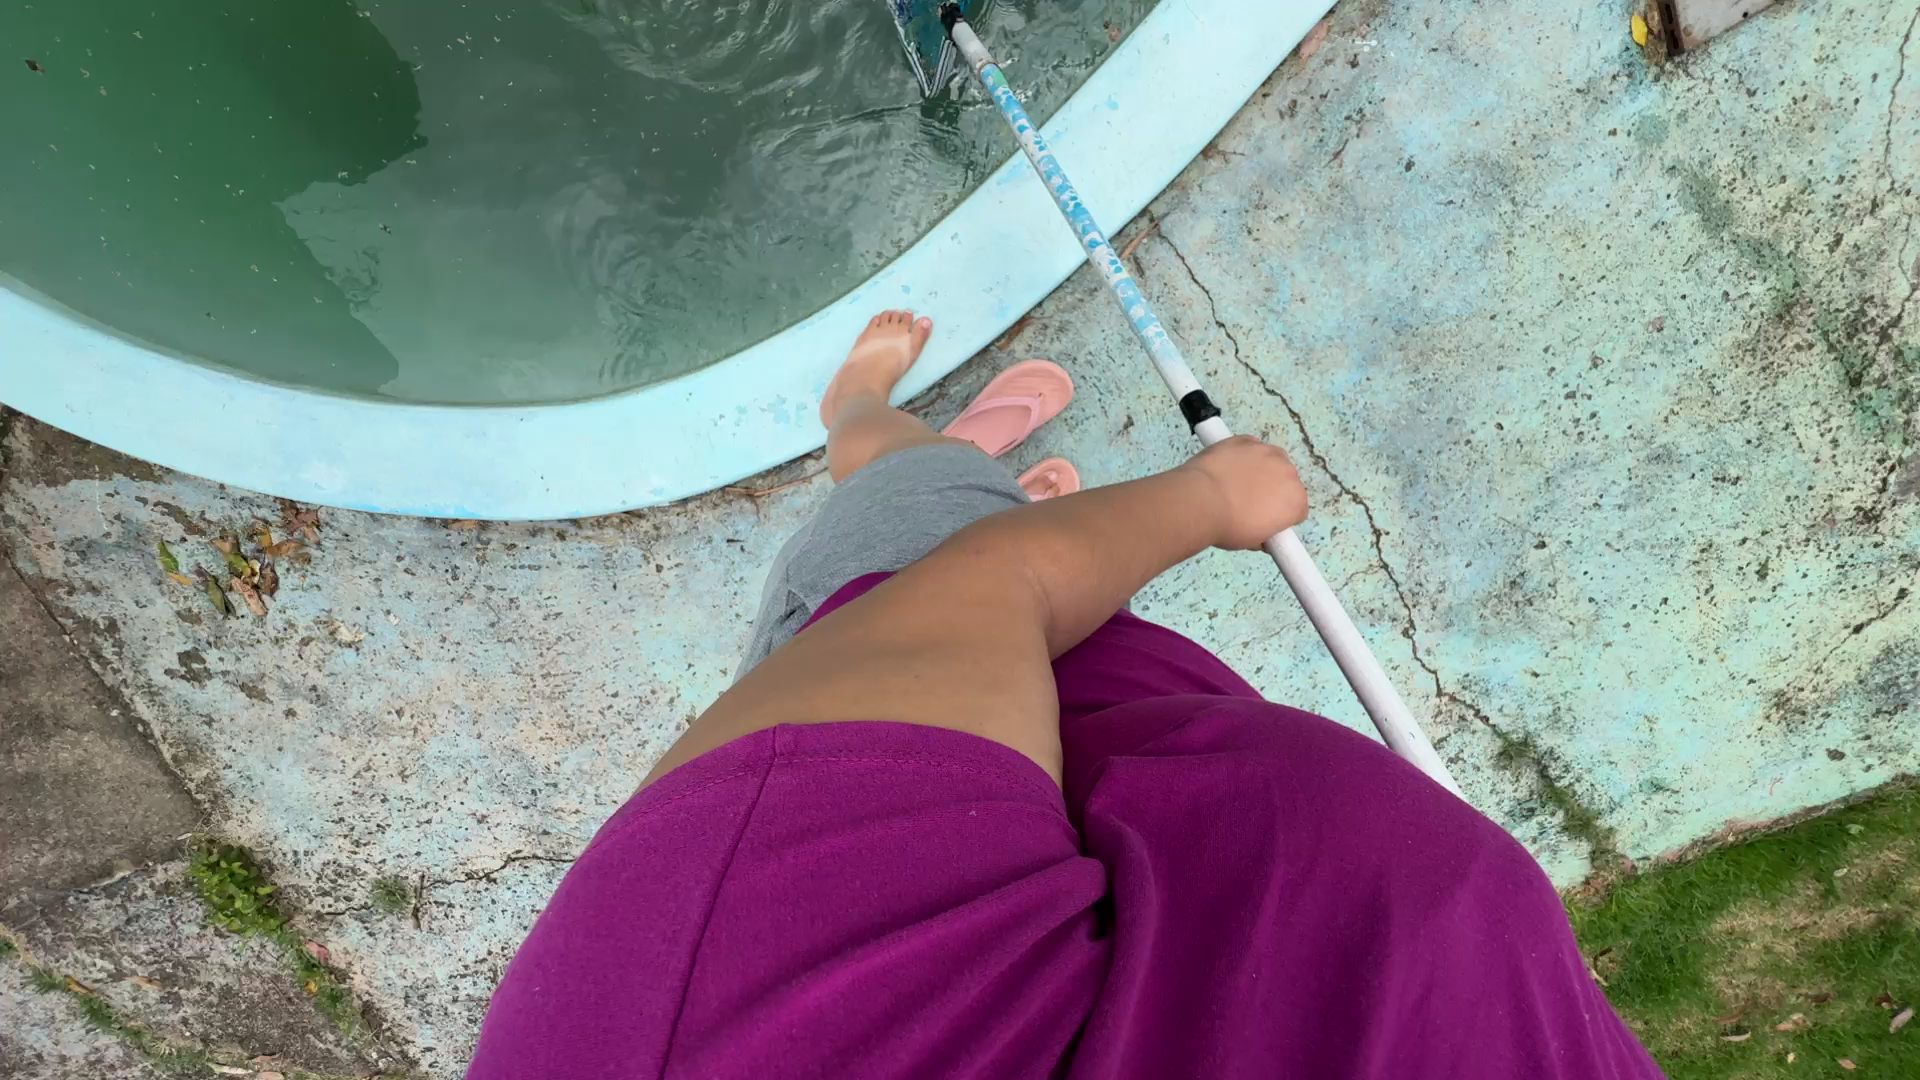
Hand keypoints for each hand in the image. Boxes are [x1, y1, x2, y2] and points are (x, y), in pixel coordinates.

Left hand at [1178, 436, 1308, 549]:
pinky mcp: (1244, 440)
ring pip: (1269, 460)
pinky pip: (1248, 446)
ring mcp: (1266, 452)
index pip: (1297, 509)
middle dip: (1270, 489)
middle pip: (1285, 481)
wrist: (1199, 502)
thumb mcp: (1251, 541)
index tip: (1264, 519)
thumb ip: (1265, 531)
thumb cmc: (1227, 527)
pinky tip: (1225, 466)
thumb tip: (1261, 530)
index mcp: (1295, 500)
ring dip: (1258, 468)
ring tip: (1233, 481)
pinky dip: (1240, 454)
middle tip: (1245, 500)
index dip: (1280, 515)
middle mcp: (1288, 472)